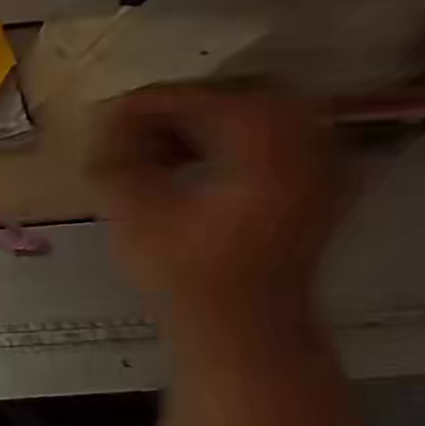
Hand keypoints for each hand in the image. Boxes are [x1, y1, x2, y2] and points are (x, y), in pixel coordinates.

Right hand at [89, 86, 339, 318]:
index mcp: (264, 144)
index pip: (196, 98)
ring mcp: (320, 165)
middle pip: (230, 98)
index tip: (103, 116)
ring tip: (155, 150)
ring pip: (253, 117)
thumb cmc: (184, 271)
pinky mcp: (317, 186)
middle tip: (129, 130)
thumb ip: (118, 155)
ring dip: (200, 125)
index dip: (144, 104)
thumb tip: (105, 117)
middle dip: (175, 110)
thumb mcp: (134, 209)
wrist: (241, 327)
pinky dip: (228, 143)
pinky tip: (191, 165)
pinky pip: (272, 141)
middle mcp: (305, 143)